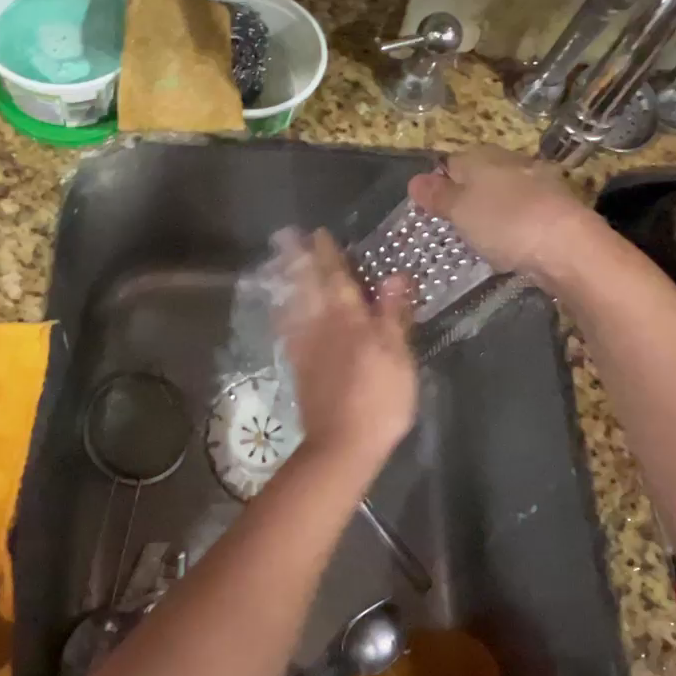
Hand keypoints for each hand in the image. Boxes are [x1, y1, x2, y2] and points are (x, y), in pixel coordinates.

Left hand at [270, 229, 417, 468]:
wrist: (343, 443)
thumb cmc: (379, 397)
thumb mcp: (398, 354)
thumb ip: (393, 313)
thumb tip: (395, 275)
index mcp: (347, 316)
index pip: (335, 276)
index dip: (327, 253)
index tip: (318, 233)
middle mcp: (320, 324)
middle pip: (305, 284)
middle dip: (296, 259)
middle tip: (283, 236)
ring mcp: (305, 346)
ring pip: (292, 303)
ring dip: (285, 280)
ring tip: (277, 263)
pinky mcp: (299, 367)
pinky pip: (287, 329)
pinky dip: (282, 313)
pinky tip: (281, 311)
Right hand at [408, 146, 608, 282]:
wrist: (569, 245)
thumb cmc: (504, 223)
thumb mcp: (459, 211)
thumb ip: (437, 196)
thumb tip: (414, 180)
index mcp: (482, 156)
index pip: (450, 162)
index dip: (439, 185)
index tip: (432, 212)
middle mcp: (511, 161)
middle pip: (480, 175)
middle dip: (468, 197)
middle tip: (456, 227)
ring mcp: (539, 182)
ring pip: (505, 193)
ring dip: (494, 211)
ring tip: (484, 238)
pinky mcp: (558, 207)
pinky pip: (527, 212)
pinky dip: (517, 225)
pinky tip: (514, 244)